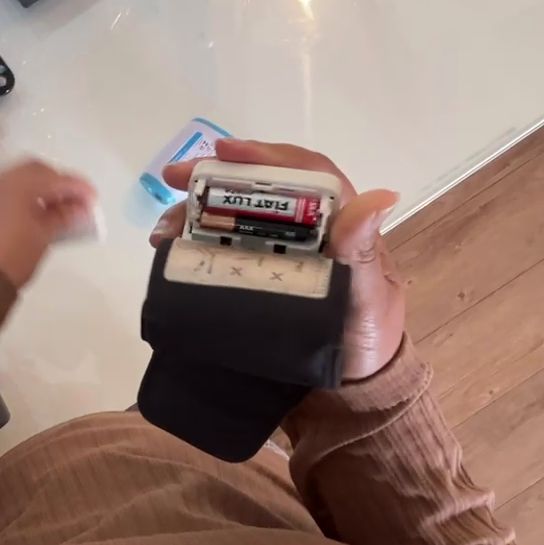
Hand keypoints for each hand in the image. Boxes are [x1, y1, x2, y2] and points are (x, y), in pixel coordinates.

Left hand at [0, 159, 97, 287]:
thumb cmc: (14, 257)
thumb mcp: (44, 236)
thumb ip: (63, 216)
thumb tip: (80, 208)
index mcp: (18, 185)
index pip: (54, 179)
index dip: (77, 187)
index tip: (93, 199)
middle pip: (34, 170)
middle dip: (56, 182)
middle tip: (72, 200)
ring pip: (16, 179)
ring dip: (37, 188)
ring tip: (53, 207)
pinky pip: (2, 192)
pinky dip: (20, 197)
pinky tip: (30, 213)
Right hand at [149, 139, 404, 381]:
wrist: (345, 390)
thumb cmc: (364, 341)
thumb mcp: (368, 299)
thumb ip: (364, 255)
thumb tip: (380, 196)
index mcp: (338, 226)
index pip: (305, 174)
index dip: (265, 157)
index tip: (224, 154)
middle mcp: (302, 230)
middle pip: (258, 188)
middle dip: (213, 177)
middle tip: (171, 178)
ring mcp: (274, 252)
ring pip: (231, 216)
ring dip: (193, 213)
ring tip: (162, 230)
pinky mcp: (251, 276)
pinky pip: (218, 249)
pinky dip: (189, 243)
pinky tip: (168, 249)